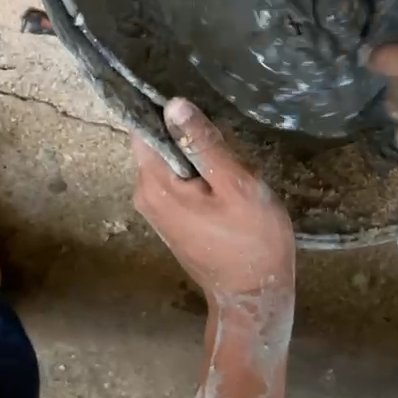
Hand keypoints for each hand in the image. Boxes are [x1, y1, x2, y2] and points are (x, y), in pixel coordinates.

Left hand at [131, 98, 294, 304]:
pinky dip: (195, 169)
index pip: (143, 128)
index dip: (164, 108)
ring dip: (194, 151)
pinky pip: (176, 177)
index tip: (195, 100)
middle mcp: (145, 194)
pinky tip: (222, 175)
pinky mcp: (171, 217)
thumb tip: (174, 103)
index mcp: (155, 184)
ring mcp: (157, 208)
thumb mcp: (236, 185)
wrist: (253, 297)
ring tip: (227, 153)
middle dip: (186, 132)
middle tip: (223, 136)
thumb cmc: (251, 240)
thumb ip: (204, 143)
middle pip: (157, 142)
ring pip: (169, 159)